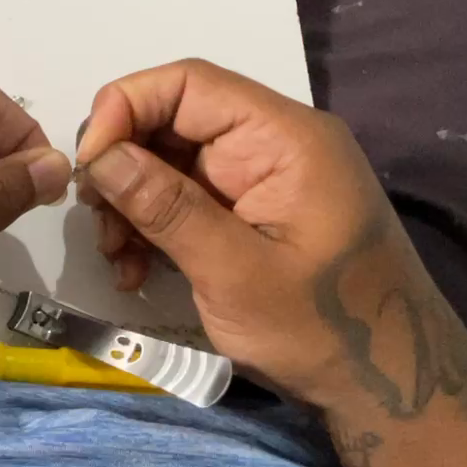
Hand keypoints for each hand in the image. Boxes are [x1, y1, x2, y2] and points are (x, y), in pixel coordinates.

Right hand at [75, 59, 466, 415]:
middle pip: (170, 125)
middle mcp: (267, 147)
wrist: (379, 382)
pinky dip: (145, 233)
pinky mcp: (240, 218)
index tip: (87, 165)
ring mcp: (253, 184)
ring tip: (116, 259)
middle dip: (120, 169)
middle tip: (97, 224)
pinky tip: (133, 272)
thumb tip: (100, 156)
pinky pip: (176, 205)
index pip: (189, 84)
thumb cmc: (319, 328)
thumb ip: (167, 208)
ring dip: (126, 208)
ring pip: (164, 168)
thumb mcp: (233, 271)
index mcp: (282, 139)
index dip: (125, 108)